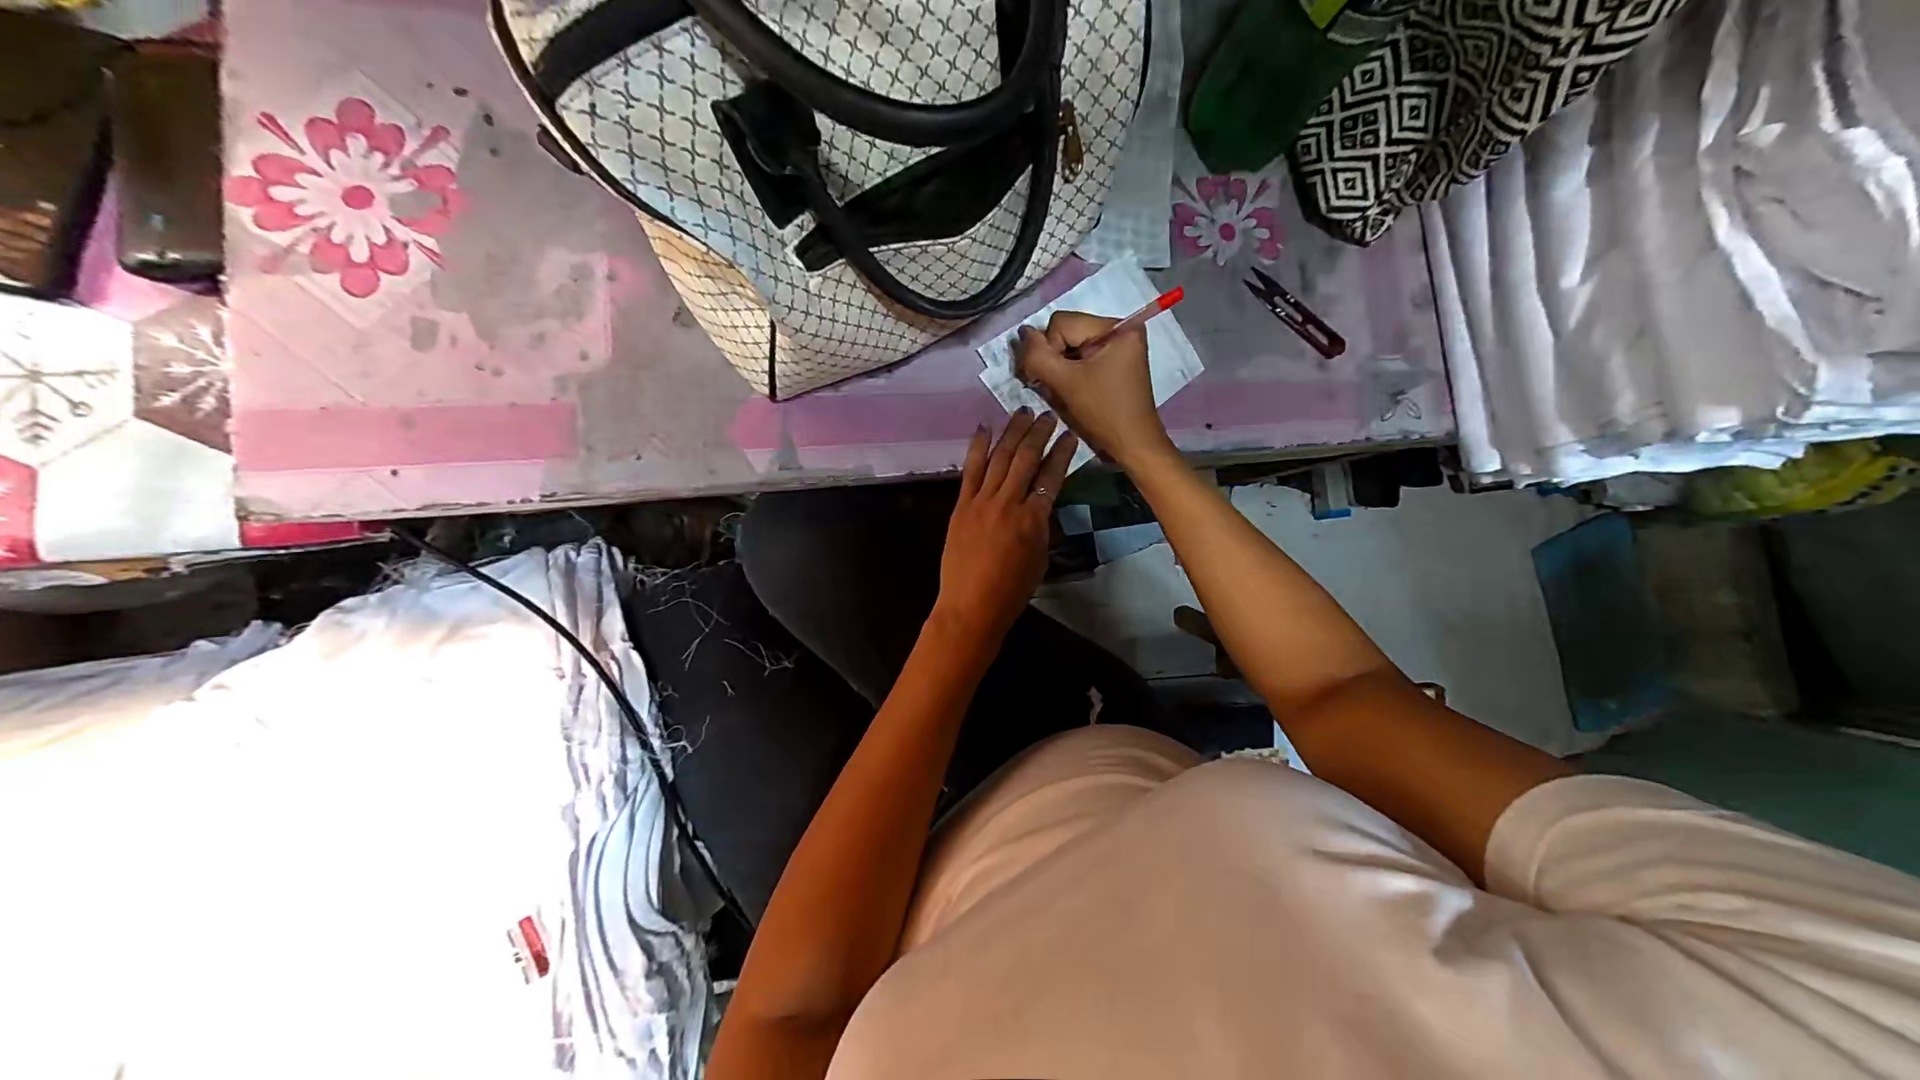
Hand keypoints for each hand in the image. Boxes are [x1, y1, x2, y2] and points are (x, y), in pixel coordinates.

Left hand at [935, 409, 1077, 641]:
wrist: (971, 605)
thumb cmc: (1012, 591)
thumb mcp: (1040, 558)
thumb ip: (1041, 527)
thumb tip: (1039, 508)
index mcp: (1034, 519)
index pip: (1052, 476)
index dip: (1062, 453)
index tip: (1070, 435)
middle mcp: (1009, 503)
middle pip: (1026, 459)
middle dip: (1039, 433)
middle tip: (1048, 414)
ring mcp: (982, 501)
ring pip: (1000, 458)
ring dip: (1012, 432)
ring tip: (1022, 412)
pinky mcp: (962, 505)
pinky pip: (971, 470)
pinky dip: (977, 447)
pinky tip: (984, 428)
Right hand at [1015, 311, 1177, 470]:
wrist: (1133, 444)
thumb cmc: (1103, 412)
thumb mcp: (1065, 382)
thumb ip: (1038, 356)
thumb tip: (1022, 333)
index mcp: (1117, 327)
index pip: (1061, 323)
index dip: (1049, 350)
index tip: (1054, 379)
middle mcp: (1121, 329)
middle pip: (1067, 331)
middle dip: (1055, 359)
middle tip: (1055, 386)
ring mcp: (1119, 345)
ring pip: (1072, 345)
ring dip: (1061, 367)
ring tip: (1063, 390)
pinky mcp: (1116, 361)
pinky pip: (1083, 356)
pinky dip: (1072, 371)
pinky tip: (1072, 389)